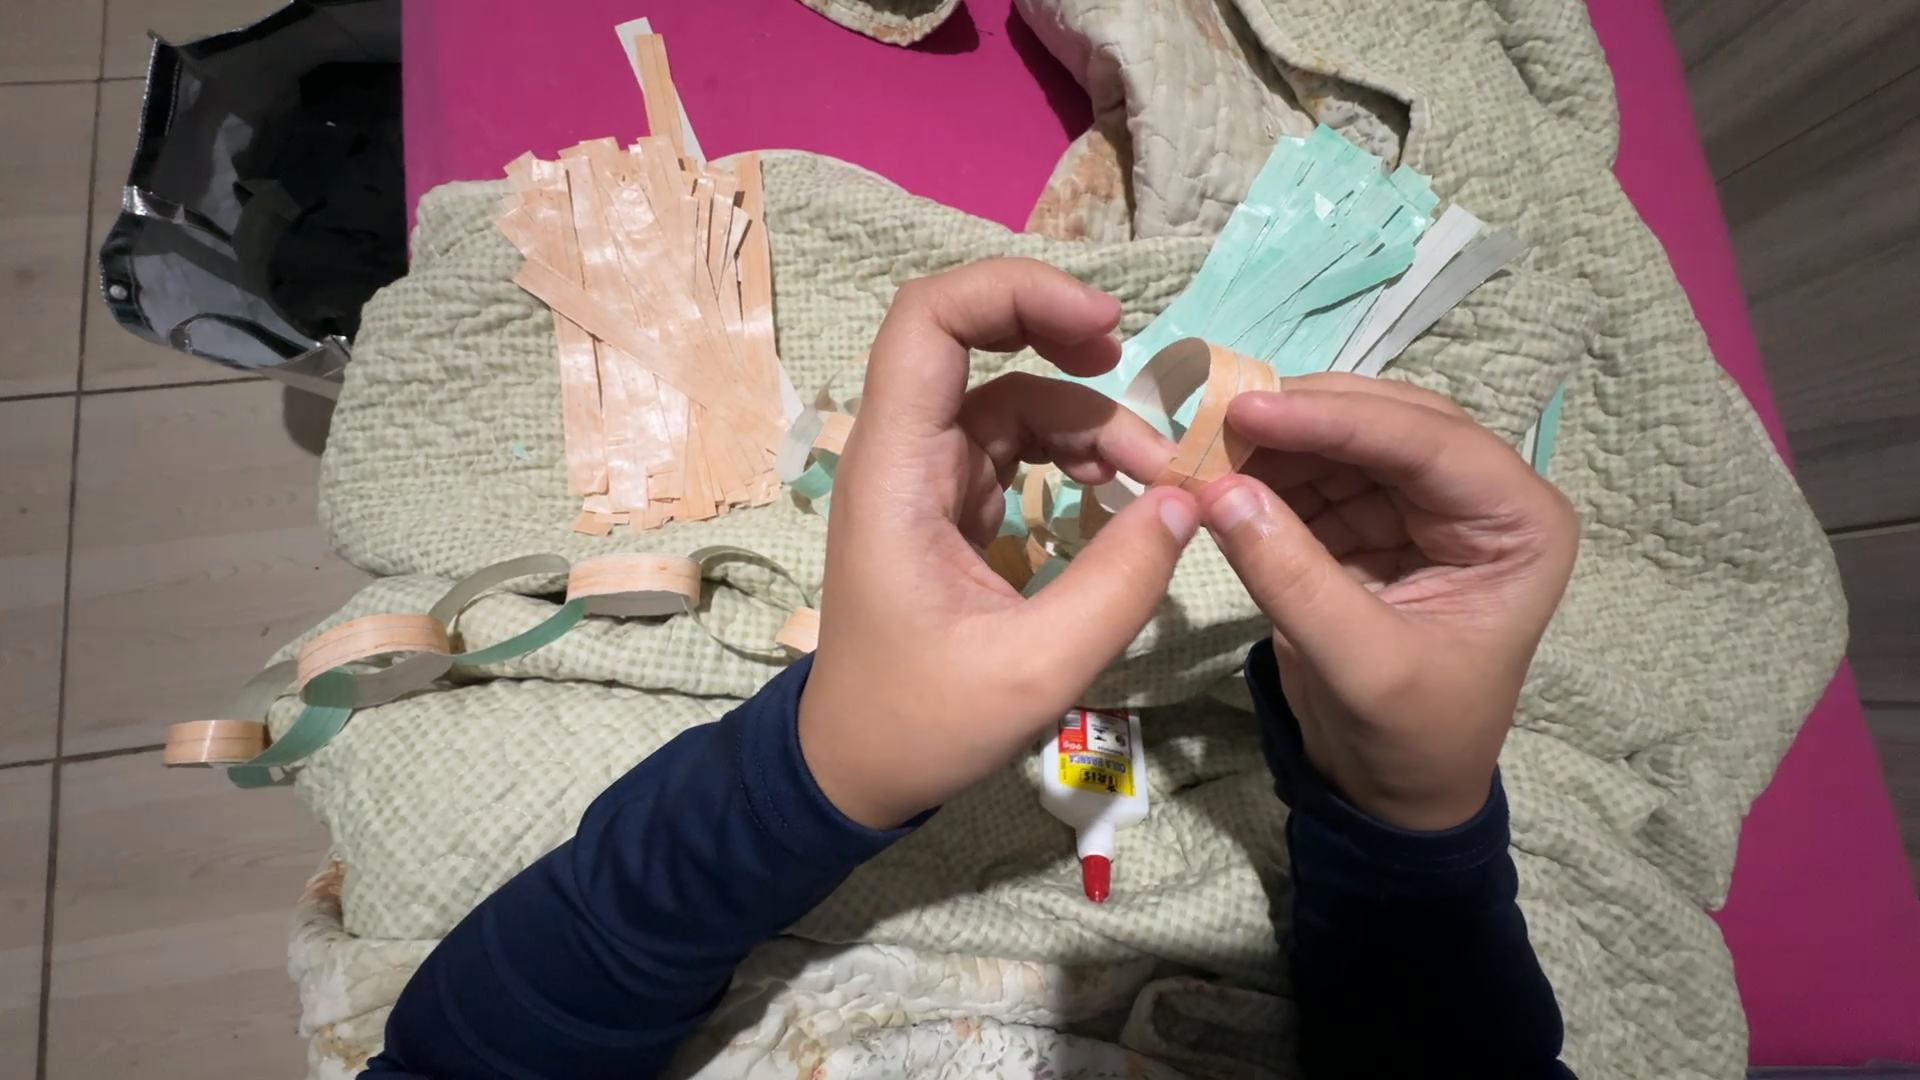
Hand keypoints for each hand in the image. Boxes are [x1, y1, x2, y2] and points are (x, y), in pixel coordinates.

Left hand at [799, 259, 1201, 828]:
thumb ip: (1120, 582)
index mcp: (896, 472)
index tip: (1105, 328)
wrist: (859, 763)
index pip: (928, 322)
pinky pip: (1015, 448)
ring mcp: (927, 476)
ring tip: (1152, 480)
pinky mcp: (950, 503)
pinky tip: (1113, 492)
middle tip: (1136, 363)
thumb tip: (1185, 501)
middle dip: (1059, 335)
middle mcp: (903, 455)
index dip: (1014, 292)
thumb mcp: (1037, 668)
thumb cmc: (924, 721)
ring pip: (1011, 398)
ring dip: (1086, 421)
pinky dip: (1071, 455)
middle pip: (971, 340)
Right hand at [1196, 374, 1578, 830]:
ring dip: (1270, 442)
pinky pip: (1304, 479)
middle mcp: (1469, 498)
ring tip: (1202, 448)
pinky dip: (1257, 474)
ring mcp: (1408, 507)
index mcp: (1515, 524)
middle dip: (1300, 418)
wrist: (1389, 782)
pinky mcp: (1356, 524)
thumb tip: (1219, 490)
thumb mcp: (1358, 663)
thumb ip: (1292, 576)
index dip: (1335, 419)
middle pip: (1384, 423)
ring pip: (1336, 442)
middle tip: (1215, 417)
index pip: (1428, 443)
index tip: (1247, 410)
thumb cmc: (1407, 733)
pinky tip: (1215, 477)